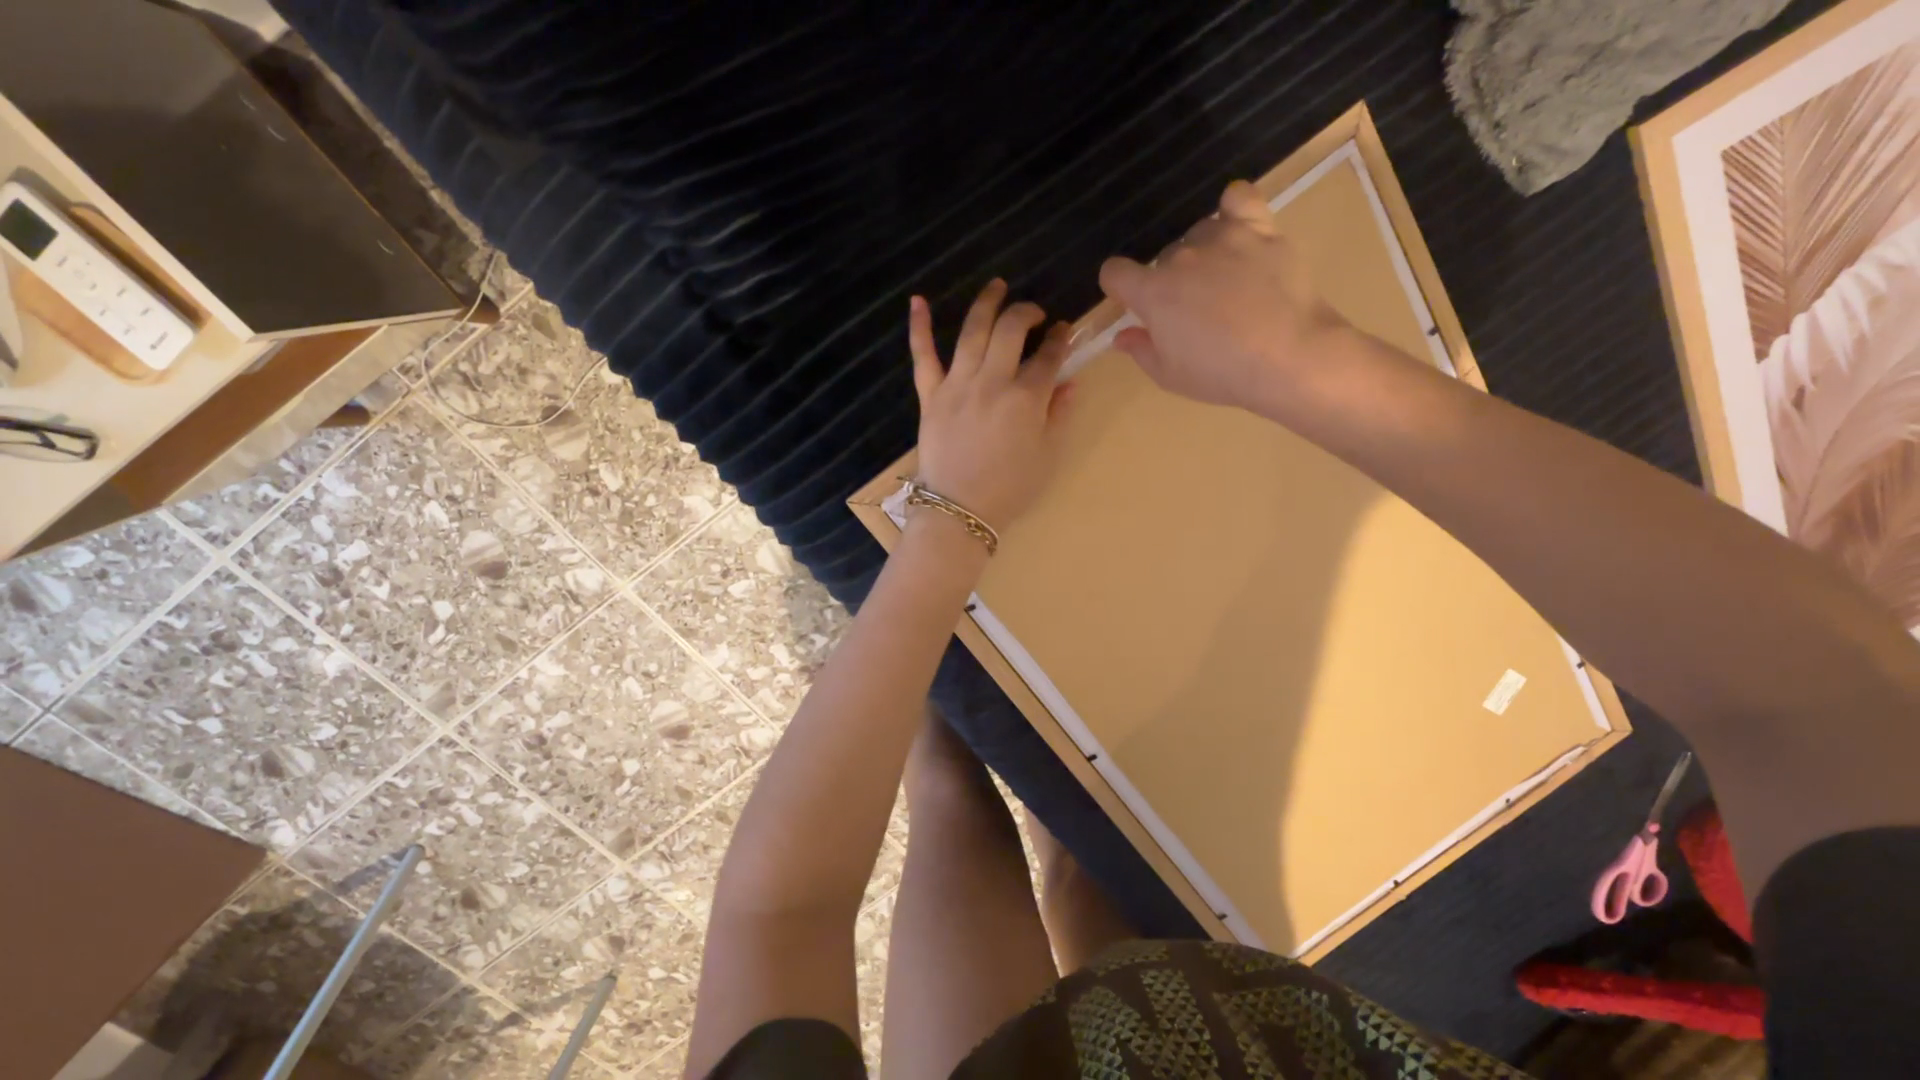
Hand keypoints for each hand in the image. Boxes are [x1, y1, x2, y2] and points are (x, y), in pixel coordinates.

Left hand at [908, 279, 1074, 530]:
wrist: (959, 510)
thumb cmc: (1010, 488)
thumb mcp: (1046, 454)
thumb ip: (1058, 414)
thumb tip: (1070, 382)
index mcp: (1026, 398)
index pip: (1049, 356)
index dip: (1061, 339)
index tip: (1065, 332)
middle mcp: (992, 381)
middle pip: (1011, 330)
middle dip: (1027, 312)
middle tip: (1035, 313)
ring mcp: (957, 385)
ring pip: (972, 331)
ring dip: (987, 303)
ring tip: (998, 286)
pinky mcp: (930, 395)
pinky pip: (923, 355)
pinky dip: (919, 327)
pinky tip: (917, 301)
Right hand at [1097, 180, 1351, 411]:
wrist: (1290, 357)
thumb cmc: (1223, 374)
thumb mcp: (1171, 375)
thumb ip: (1142, 350)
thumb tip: (1122, 336)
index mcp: (1153, 293)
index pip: (1115, 272)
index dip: (1120, 288)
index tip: (1135, 304)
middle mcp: (1182, 257)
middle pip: (1164, 257)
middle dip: (1172, 279)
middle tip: (1197, 309)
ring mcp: (1223, 237)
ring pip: (1199, 232)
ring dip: (1204, 251)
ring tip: (1226, 278)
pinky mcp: (1261, 230)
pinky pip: (1239, 197)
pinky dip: (1234, 206)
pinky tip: (1239, 225)